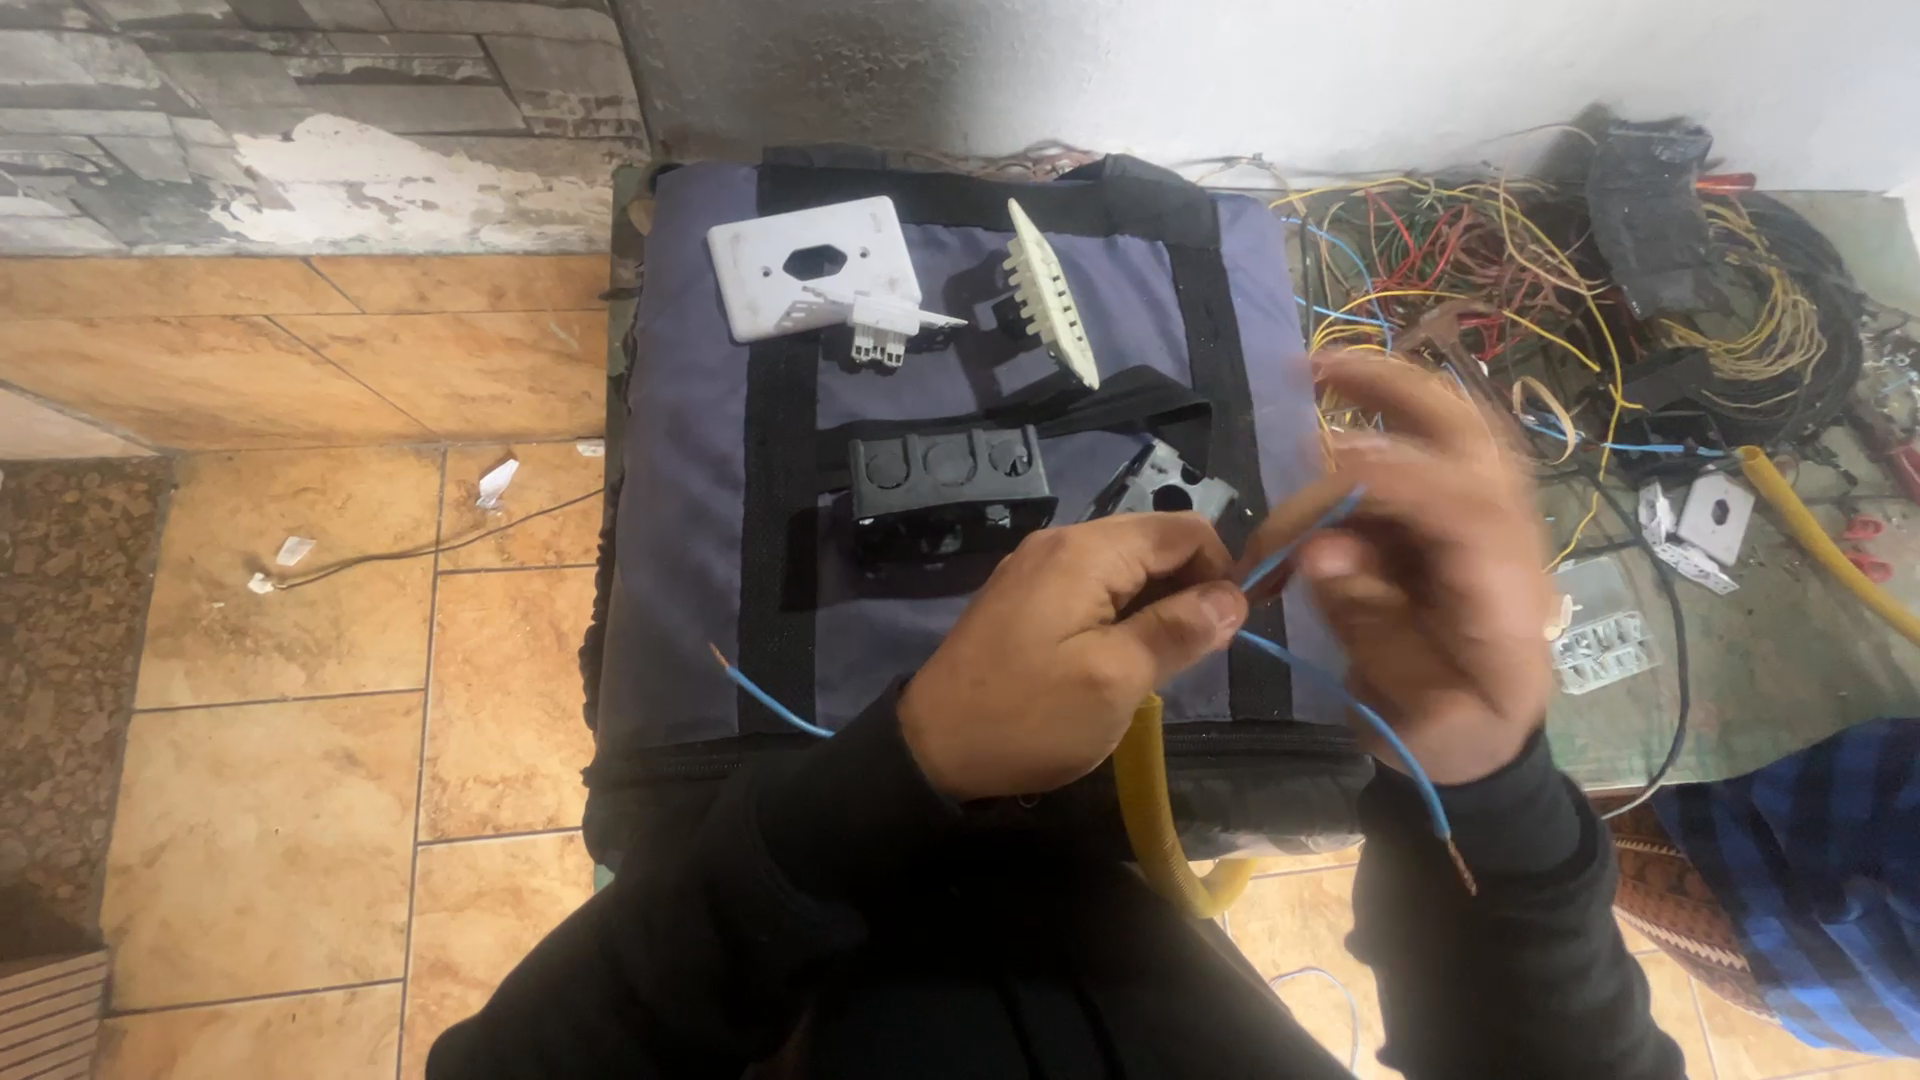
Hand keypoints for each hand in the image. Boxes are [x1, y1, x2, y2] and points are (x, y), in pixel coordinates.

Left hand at [899, 513, 1247, 799]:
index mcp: (1086, 550)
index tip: (1233, 625)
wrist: (932, 746)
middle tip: (1196, 651)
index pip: (1183, 529)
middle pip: (1153, 541)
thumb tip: (1234, 596)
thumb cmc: (1029, 716)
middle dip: (1189, 586)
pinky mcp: (1025, 595)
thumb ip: (1178, 630)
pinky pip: (1091, 585)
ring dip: (1155, 602)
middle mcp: (1060, 542)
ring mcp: (1037, 566)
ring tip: (1160, 659)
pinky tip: (1119, 654)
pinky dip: (1120, 609)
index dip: (1222, 568)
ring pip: (1124, 565)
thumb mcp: (1115, 679)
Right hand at [1239, 351, 1554, 784]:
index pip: (1463, 510)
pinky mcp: (1441, 527)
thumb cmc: (1453, 737)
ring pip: (1436, 438)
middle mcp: (1501, 539)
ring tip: (1310, 380)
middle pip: (1468, 441)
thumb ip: (1373, 629)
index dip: (1394, 479)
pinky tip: (1316, 444)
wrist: (1482, 742)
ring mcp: (1473, 526)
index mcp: (1505, 592)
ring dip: (1372, 402)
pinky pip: (1403, 467)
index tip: (1320, 469)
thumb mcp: (1416, 710)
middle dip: (1396, 392)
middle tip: (1317, 367)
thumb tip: (1317, 552)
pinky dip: (1358, 442)